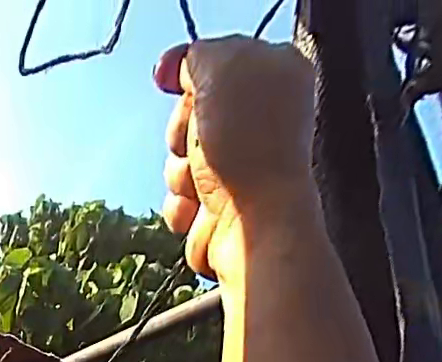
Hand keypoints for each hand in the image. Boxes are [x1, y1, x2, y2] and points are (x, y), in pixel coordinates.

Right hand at [155, 37, 314, 283]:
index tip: (168, 82)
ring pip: (179, 162)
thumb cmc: (248, 150)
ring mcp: (238, 168)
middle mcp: (258, 121)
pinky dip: (181, 207)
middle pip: (188, 117)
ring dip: (180, 175)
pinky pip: (180, 201)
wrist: (252, 225)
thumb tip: (175, 65)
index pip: (211, 63)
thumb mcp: (222, 71)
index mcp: (273, 76)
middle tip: (199, 145)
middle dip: (180, 134)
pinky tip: (199, 210)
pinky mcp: (219, 207)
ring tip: (204, 186)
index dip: (186, 76)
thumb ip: (197, 56)